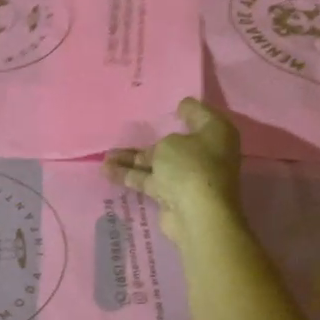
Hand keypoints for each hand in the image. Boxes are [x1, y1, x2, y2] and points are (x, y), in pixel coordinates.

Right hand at [104, 98, 242, 242]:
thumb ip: (160, 143)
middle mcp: (203, 152)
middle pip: (173, 141)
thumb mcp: (171, 143)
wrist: (197, 213)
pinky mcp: (170, 194)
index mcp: (214, 133)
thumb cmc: (191, 166)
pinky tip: (106, 171)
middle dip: (148, 138)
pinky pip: (147, 179)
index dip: (185, 109)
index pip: (198, 115)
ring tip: (106, 156)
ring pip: (155, 162)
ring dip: (131, 159)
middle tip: (126, 132)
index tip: (170, 105)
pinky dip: (129, 175)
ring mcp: (186, 175)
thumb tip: (159, 151)